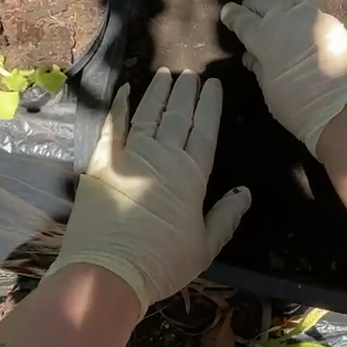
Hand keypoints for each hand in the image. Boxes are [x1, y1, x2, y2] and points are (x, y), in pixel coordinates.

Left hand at [51, 68, 252, 312]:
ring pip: (147, 114)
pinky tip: (125, 93)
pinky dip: (119, 108)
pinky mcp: (101, 164)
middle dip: (186, 92)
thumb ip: (226, 216)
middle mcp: (162, 157)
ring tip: (165, 74)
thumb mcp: (205, 246)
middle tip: (191, 73)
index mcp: (191, 175)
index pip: (205, 130)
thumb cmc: (162, 263)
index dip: (209, 105)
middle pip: (177, 116)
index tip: (213, 84)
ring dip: (157, 93)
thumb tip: (245, 192)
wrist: (107, 273)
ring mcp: (130, 157)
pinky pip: (112, 128)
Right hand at [219, 0, 346, 155]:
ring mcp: (314, 16)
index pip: (242, 19)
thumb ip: (258, 65)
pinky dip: (301, 14)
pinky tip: (300, 25)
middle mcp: (288, 18)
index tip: (227, 13)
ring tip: (276, 17)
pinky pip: (312, 10)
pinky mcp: (334, 22)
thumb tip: (251, 54)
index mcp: (265, 35)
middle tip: (249, 14)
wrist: (345, 110)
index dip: (232, 16)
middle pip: (264, 0)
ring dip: (279, 6)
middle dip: (253, 6)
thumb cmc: (298, 105)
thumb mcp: (269, 88)